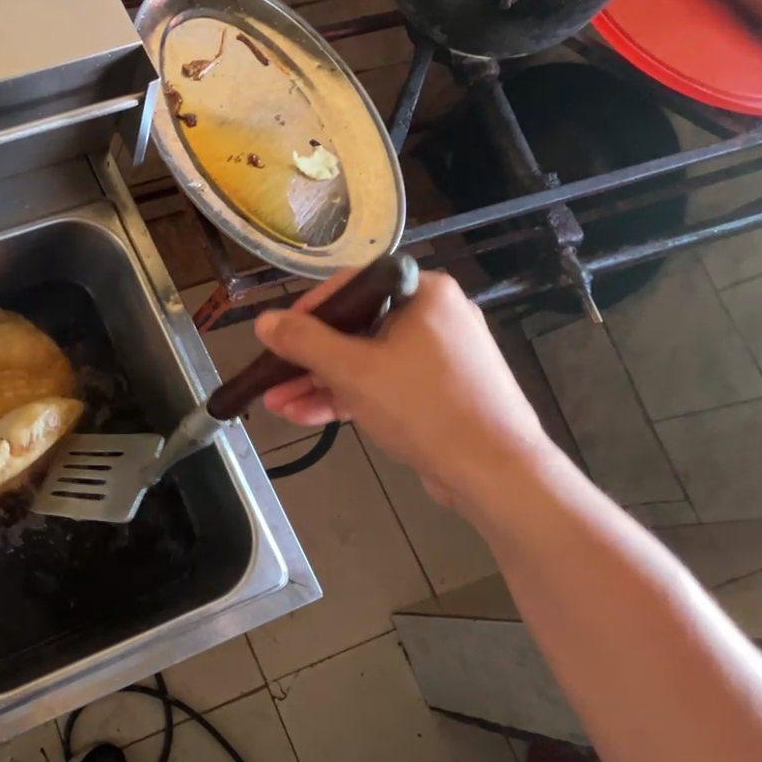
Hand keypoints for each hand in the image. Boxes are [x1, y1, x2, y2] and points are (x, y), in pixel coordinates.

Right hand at [253, 268, 549, 507]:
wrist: (497, 473)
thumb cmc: (424, 408)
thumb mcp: (353, 370)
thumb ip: (304, 342)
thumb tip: (264, 321)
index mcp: (423, 293)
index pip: (350, 287)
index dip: (306, 313)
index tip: (276, 338)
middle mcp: (434, 316)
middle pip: (354, 327)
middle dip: (306, 359)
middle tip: (270, 378)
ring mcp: (438, 356)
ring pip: (364, 360)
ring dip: (319, 382)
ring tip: (276, 404)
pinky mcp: (438, 391)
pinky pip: (382, 383)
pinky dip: (347, 396)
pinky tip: (305, 414)